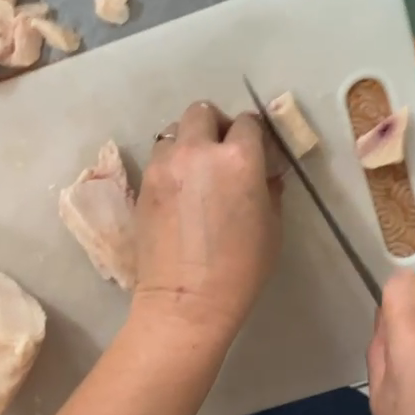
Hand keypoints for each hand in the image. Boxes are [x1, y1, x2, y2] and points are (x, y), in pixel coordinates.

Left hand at [131, 102, 281, 343]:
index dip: (253, 136)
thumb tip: (265, 175)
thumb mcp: (271, 227)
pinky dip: (169, 165)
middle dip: (215, 125)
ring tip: (195, 171)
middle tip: (221, 152)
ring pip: (173, 132)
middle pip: (202, 112)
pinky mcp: (143, 185)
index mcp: (239, 158)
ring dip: (187, 143)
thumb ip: (269, 190)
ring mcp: (164, 166)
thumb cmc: (240, 270)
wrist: (186, 301)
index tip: (254, 153)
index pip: (247, 123)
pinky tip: (178, 192)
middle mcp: (198, 151)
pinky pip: (158, 159)